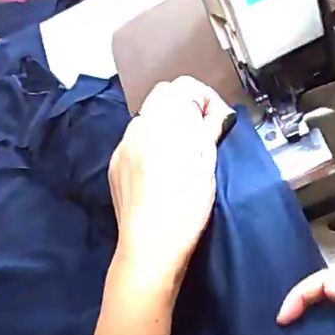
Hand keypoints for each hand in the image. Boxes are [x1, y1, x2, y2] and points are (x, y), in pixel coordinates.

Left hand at [108, 77, 231, 291]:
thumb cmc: (183, 208)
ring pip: (149, 122)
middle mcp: (137, 128)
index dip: (208, 101)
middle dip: (186, 109)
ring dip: (168, 129)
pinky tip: (164, 172)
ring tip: (185, 156)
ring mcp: (123, 148)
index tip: (219, 122)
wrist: (151, 247)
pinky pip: (135, 144)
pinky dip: (152, 148)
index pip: (186, 87)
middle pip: (164, 98)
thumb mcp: (206, 162)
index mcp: (162, 121)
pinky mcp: (116, 168)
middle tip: (205, 134)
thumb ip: (209, 128)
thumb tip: (215, 115)